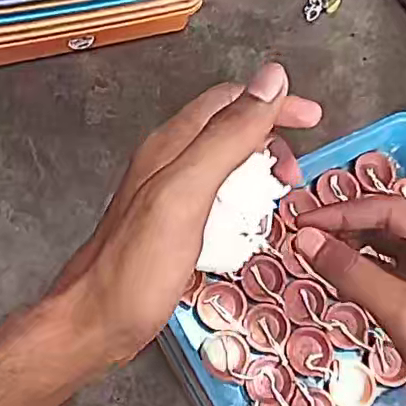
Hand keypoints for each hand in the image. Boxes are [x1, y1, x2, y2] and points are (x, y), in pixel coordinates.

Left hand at [54, 64, 321, 363]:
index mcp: (171, 147)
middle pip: (227, 129)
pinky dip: (240, 202)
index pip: (230, 101)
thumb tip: (269, 82)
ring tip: (276, 198)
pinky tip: (246, 225)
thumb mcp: (187, 193)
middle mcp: (166, 163)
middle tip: (291, 174)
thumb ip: (227, 136)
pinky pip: (214, 198)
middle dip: (269, 140)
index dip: (273, 103)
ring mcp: (165, 195)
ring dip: (256, 171)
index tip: (310, 117)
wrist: (94, 323)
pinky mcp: (169, 225)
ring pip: (222, 164)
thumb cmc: (135, 270)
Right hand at [293, 198, 405, 405]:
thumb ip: (353, 273)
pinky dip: (359, 273)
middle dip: (345, 230)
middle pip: (390, 226)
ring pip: (385, 249)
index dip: (345, 214)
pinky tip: (334, 276)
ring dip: (349, 250)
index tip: (303, 222)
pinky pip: (386, 273)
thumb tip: (305, 240)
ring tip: (311, 254)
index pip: (395, 211)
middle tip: (301, 238)